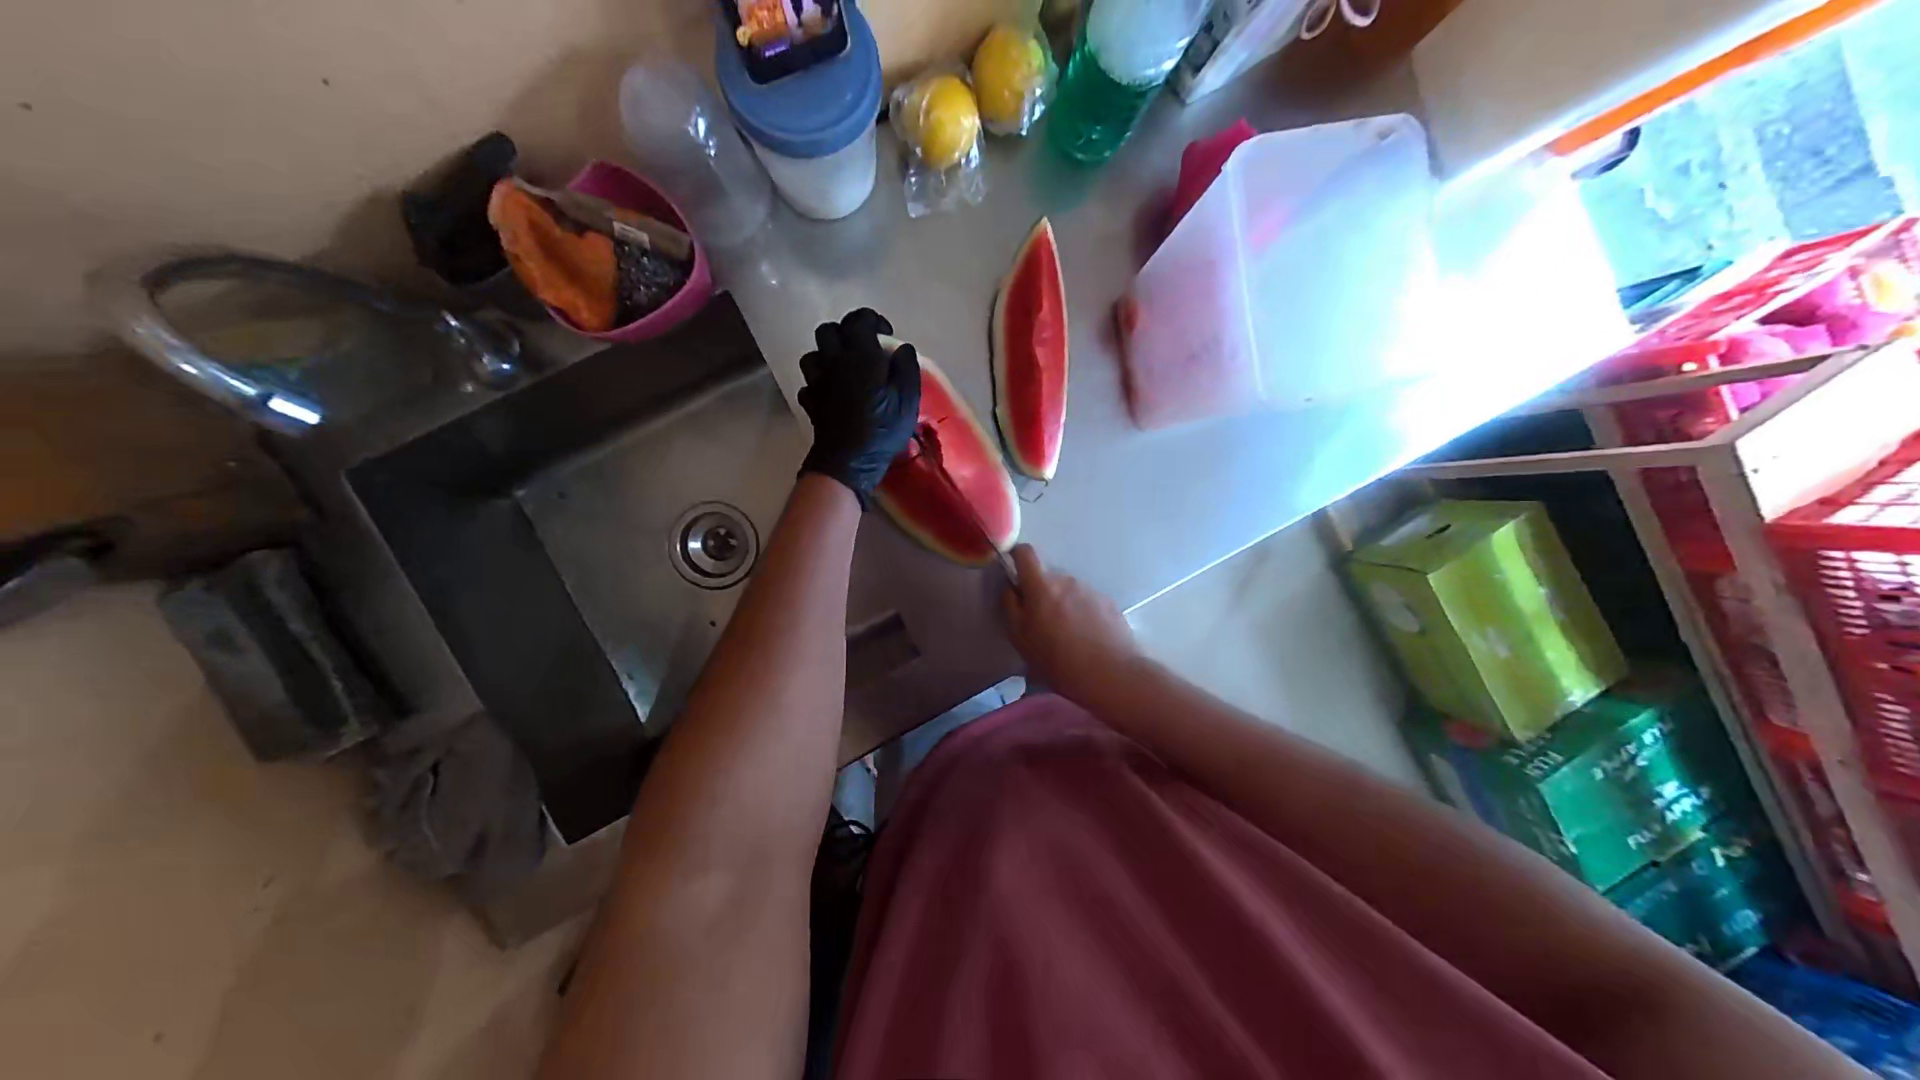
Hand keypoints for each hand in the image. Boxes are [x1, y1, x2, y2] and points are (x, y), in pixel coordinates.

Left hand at [797, 308, 920, 507]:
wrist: (848, 460)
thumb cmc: (883, 428)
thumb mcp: (908, 399)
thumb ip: (906, 368)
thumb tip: (902, 348)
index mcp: (860, 355)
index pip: (859, 319)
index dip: (872, 320)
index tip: (884, 334)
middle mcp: (834, 361)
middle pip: (828, 331)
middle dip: (844, 333)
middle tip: (861, 348)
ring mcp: (817, 381)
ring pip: (813, 354)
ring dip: (826, 356)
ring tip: (842, 368)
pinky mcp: (810, 400)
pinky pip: (809, 383)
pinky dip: (819, 383)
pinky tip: (830, 392)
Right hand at [1002, 544, 1141, 705]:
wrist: (1110, 674)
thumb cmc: (1057, 660)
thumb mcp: (1020, 638)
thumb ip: (1011, 606)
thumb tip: (1012, 588)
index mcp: (1042, 586)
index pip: (1025, 553)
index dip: (1017, 558)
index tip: (1015, 576)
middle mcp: (1067, 580)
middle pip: (1048, 578)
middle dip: (1042, 594)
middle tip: (1042, 624)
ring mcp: (1091, 590)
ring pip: (1069, 591)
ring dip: (1063, 605)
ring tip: (1067, 636)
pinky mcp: (1109, 603)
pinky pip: (1088, 602)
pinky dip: (1083, 614)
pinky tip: (1087, 638)